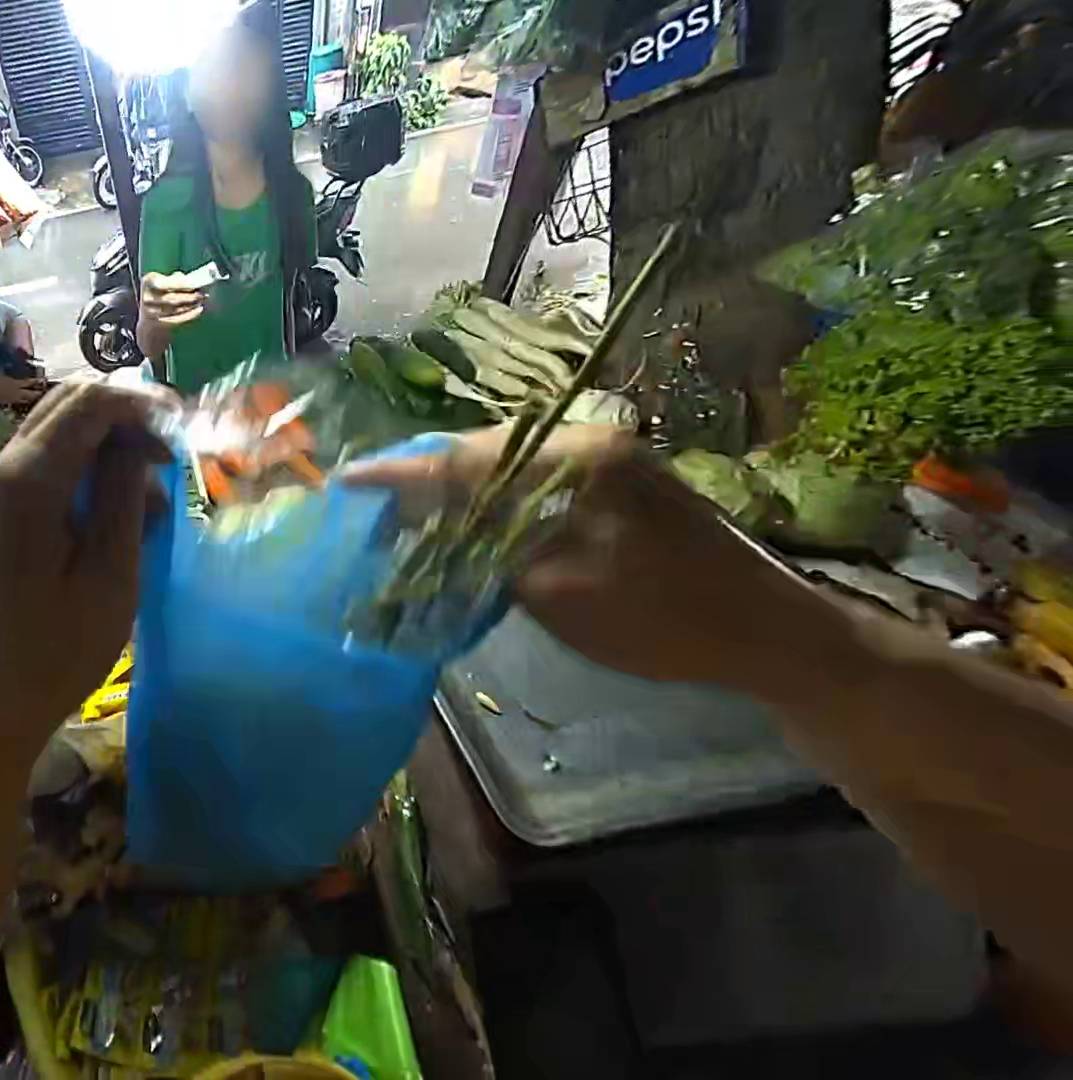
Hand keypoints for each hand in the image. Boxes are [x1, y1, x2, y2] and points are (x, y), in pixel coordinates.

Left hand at [0, 379, 178, 751]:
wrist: (0, 696)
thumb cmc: (62, 646)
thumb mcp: (111, 568)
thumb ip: (123, 490)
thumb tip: (141, 434)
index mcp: (28, 479)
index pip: (91, 402)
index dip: (144, 405)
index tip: (185, 435)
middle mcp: (5, 468)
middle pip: (72, 405)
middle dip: (128, 419)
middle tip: (172, 458)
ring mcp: (1, 488)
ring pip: (64, 432)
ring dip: (113, 448)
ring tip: (153, 501)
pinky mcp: (7, 509)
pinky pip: (55, 465)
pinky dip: (93, 474)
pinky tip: (123, 517)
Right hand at [139, 272, 206, 327]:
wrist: (149, 315)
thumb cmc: (160, 293)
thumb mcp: (163, 280)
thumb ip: (175, 278)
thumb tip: (193, 281)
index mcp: (148, 281)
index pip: (166, 282)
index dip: (181, 284)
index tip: (195, 284)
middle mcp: (147, 298)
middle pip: (172, 298)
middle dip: (189, 296)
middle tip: (202, 294)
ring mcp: (151, 312)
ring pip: (176, 309)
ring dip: (191, 305)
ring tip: (201, 300)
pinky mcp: (157, 323)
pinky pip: (177, 319)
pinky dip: (190, 315)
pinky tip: (198, 310)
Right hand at [343, 426, 832, 693]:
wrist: (770, 635)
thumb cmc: (660, 619)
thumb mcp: (554, 590)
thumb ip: (479, 550)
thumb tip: (420, 526)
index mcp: (578, 460)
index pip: (465, 460)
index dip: (401, 474)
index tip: (348, 479)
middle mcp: (587, 442)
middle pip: (478, 454)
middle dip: (420, 482)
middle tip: (371, 508)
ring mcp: (601, 460)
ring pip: (499, 468)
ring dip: (449, 493)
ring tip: (401, 517)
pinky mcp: (606, 483)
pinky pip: (525, 483)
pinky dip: (484, 503)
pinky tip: (457, 522)